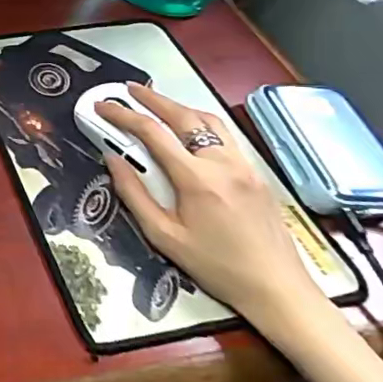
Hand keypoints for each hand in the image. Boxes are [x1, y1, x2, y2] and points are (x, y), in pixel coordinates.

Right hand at [97, 83, 329, 329]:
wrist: (278, 290)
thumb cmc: (217, 268)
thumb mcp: (164, 237)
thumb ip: (133, 194)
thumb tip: (113, 160)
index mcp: (197, 180)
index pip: (152, 133)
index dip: (123, 115)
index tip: (104, 107)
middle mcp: (223, 164)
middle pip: (183, 116)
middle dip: (152, 99)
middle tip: (130, 90)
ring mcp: (244, 166)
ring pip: (209, 121)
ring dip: (179, 106)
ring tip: (158, 103)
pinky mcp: (257, 174)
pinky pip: (225, 136)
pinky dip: (201, 122)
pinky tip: (190, 129)